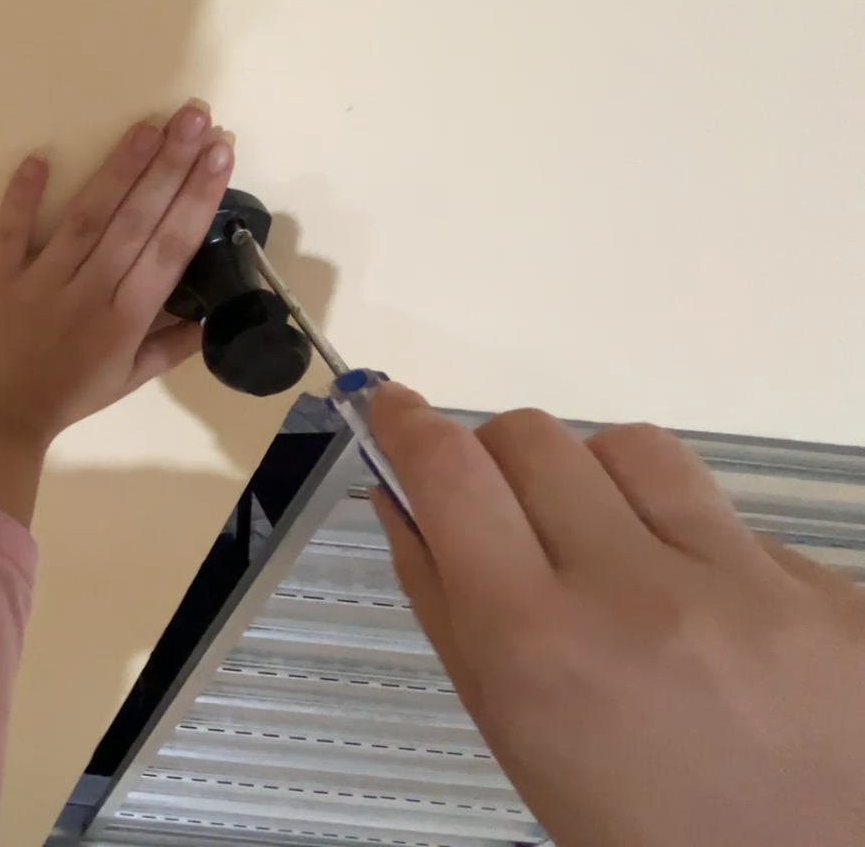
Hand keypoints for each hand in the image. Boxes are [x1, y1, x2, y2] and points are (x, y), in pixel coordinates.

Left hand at [0, 100, 234, 447]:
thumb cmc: (64, 396)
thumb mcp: (125, 381)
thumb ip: (169, 347)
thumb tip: (210, 318)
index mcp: (125, 319)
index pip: (171, 249)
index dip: (197, 199)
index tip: (221, 154)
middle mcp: (88, 293)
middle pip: (135, 222)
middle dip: (169, 166)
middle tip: (195, 115)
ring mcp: (38, 283)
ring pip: (85, 219)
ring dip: (118, 171)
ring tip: (147, 127)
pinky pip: (9, 232)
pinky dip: (22, 197)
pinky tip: (38, 158)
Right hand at [370, 384, 864, 846]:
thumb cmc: (614, 807)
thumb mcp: (494, 706)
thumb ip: (433, 585)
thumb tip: (398, 490)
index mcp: (531, 633)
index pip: (450, 473)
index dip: (407, 421)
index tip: (390, 402)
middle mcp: (638, 594)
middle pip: (534, 437)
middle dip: (493, 451)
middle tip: (498, 498)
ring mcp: (756, 591)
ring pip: (633, 447)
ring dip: (589, 472)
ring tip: (603, 534)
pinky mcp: (843, 599)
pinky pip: (728, 519)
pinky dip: (686, 542)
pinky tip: (703, 612)